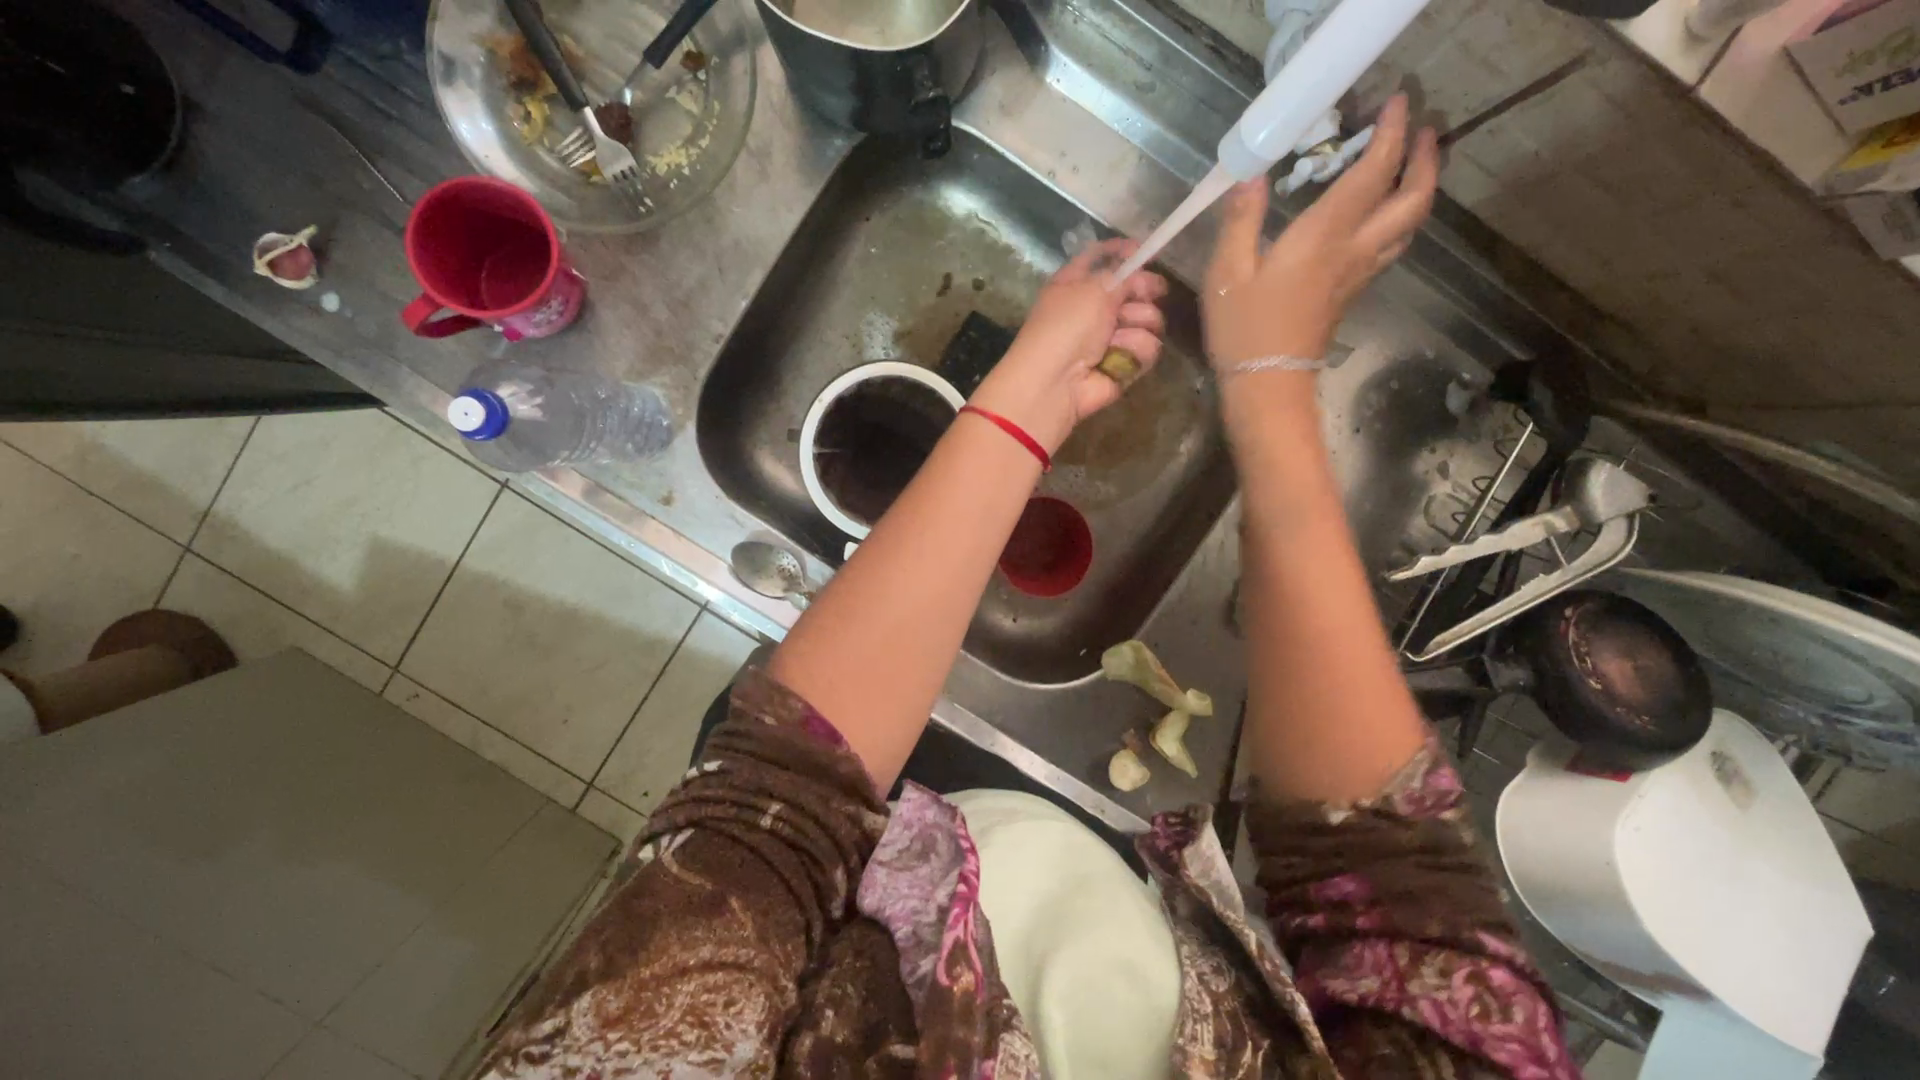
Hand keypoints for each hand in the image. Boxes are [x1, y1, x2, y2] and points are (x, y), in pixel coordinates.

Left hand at [969, 238, 1167, 453]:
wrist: (1054, 382)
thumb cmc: (1066, 326)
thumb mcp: (1093, 288)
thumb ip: (1122, 274)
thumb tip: (1141, 275)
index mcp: (1075, 283)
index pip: (1102, 257)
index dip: (1124, 252)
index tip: (1145, 250)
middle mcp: (1093, 307)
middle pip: (1134, 288)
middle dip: (1144, 290)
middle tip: (1150, 292)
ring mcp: (1110, 336)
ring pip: (1147, 318)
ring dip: (1139, 322)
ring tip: (1120, 333)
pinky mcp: (1123, 362)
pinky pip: (1146, 348)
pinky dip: (1135, 350)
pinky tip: (1118, 356)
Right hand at [1205, 93, 1437, 374]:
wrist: (1267, 384)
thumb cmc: (1244, 329)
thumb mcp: (1227, 273)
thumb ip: (1242, 220)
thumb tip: (1250, 177)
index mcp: (1325, 236)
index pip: (1373, 173)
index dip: (1391, 133)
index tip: (1396, 101)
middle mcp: (1354, 250)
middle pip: (1414, 199)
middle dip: (1425, 160)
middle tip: (1421, 130)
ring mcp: (1359, 273)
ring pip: (1410, 224)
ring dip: (1419, 188)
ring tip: (1410, 164)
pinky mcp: (1353, 291)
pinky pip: (1392, 244)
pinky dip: (1399, 216)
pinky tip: (1381, 212)